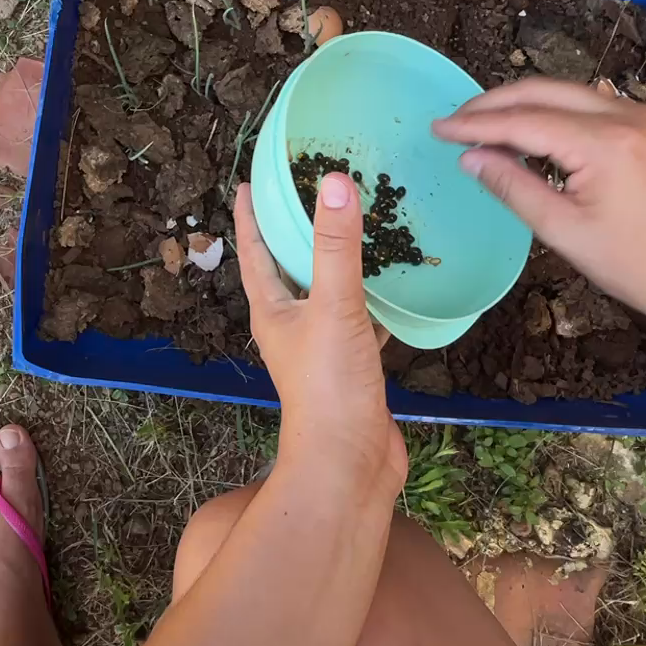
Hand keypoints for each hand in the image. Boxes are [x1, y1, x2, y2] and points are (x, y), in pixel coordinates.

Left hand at [234, 177, 405, 497]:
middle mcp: (290, 323)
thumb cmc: (329, 386)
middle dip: (296, 230)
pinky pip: (359, 317)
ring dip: (335, 261)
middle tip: (312, 191)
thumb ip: (335, 247)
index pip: (253, 250)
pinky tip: (394, 282)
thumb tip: (333, 182)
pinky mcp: (351, 363)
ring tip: (356, 226)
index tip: (250, 183)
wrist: (350, 463)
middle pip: (288, 266)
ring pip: (325, 291)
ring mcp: (320, 345)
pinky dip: (372, 297)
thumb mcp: (332, 307)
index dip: (251, 215)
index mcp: (271, 308)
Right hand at [431, 77, 645, 332]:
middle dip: (493, 104)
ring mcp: (644, 118)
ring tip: (482, 127)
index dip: (474, 124)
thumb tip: (470, 158)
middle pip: (544, 92)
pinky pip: (589, 108)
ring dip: (522, 105)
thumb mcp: (563, 230)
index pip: (523, 120)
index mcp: (605, 142)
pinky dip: (551, 114)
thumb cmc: (637, 265)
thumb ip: (513, 186)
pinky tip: (530, 133)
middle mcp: (627, 115)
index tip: (437, 129)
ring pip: (567, 95)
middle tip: (454, 122)